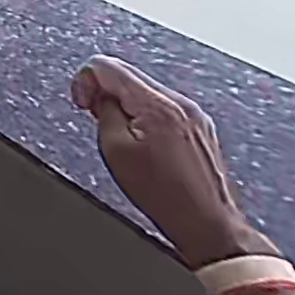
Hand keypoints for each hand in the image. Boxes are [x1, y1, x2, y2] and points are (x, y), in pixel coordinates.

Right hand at [70, 56, 271, 268]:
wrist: (212, 229)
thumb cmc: (164, 195)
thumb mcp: (114, 148)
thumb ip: (103, 109)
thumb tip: (99, 93)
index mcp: (158, 105)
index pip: (106, 66)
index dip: (84, 80)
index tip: (83, 104)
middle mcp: (180, 103)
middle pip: (125, 73)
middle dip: (103, 89)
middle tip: (95, 116)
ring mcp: (194, 114)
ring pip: (142, 88)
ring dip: (123, 101)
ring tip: (121, 132)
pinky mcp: (200, 126)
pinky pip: (161, 104)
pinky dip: (143, 112)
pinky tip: (141, 138)